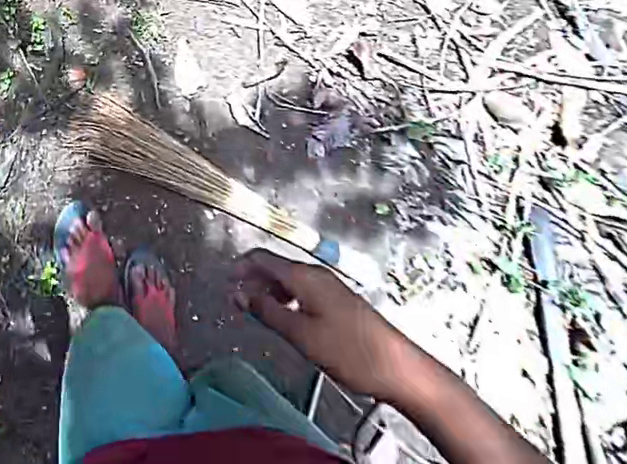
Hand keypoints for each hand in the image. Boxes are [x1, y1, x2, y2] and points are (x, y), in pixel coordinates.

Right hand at [231, 249, 417, 401]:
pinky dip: (286, 298)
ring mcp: (328, 285)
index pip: (262, 257)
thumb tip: (239, 294)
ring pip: (288, 279)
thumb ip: (267, 312)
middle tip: (238, 303)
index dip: (240, 267)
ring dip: (269, 291)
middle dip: (253, 280)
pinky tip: (287, 319)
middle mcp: (314, 273)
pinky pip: (302, 289)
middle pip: (274, 266)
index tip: (225, 283)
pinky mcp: (338, 300)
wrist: (400, 368)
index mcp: (303, 275)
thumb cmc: (349, 350)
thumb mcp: (301, 334)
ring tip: (259, 313)